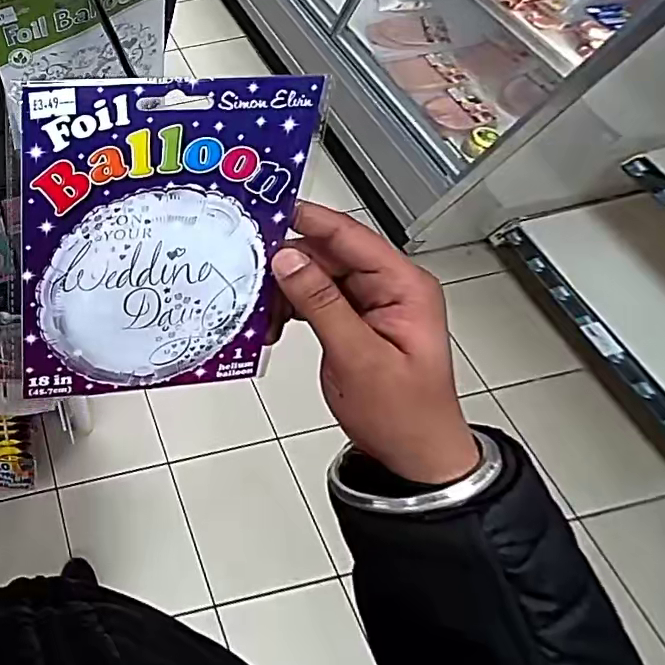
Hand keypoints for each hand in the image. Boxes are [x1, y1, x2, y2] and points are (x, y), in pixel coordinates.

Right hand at [269, 203, 478, 484]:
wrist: (413, 455)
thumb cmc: (405, 414)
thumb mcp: (359, 357)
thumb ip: (321, 303)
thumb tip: (288, 259)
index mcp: (404, 286)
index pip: (351, 236)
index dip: (310, 220)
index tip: (271, 209)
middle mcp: (387, 287)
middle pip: (328, 253)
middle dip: (288, 260)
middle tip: (251, 266)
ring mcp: (368, 302)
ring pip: (315, 274)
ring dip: (285, 288)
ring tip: (260, 305)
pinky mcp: (351, 318)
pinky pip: (313, 297)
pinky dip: (290, 306)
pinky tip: (272, 320)